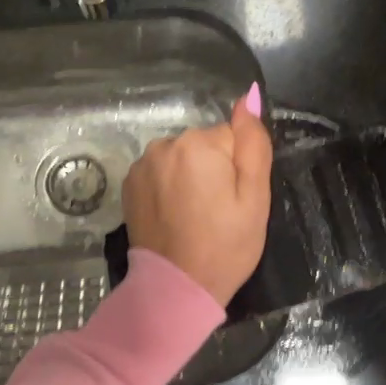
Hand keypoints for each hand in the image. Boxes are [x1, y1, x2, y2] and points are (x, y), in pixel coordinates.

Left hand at [122, 86, 273, 306]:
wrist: (176, 288)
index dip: (238, 171)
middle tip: (218, 214)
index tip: (234, 202)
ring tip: (194, 218)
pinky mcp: (129, 184)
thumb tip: (249, 96)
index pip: (232, 139)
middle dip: (214, 172)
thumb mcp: (255, 198)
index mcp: (198, 144)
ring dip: (190, 179)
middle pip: (204, 146)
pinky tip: (174, 218)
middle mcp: (164, 144)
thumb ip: (253, 143)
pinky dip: (169, 189)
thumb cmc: (225, 247)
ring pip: (182, 159)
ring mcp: (142, 165)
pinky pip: (160, 174)